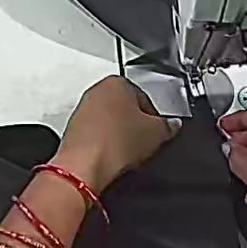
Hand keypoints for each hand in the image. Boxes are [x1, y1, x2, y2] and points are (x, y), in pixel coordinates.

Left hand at [53, 76, 180, 192]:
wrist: (85, 165)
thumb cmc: (113, 142)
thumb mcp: (157, 133)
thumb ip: (169, 125)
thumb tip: (172, 125)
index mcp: (116, 82)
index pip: (144, 98)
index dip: (155, 118)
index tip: (158, 130)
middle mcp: (96, 91)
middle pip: (124, 108)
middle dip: (135, 125)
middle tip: (144, 141)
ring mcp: (83, 110)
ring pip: (110, 122)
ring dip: (119, 135)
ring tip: (127, 152)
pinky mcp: (74, 130)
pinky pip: (97, 135)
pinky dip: (105, 144)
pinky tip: (111, 157)